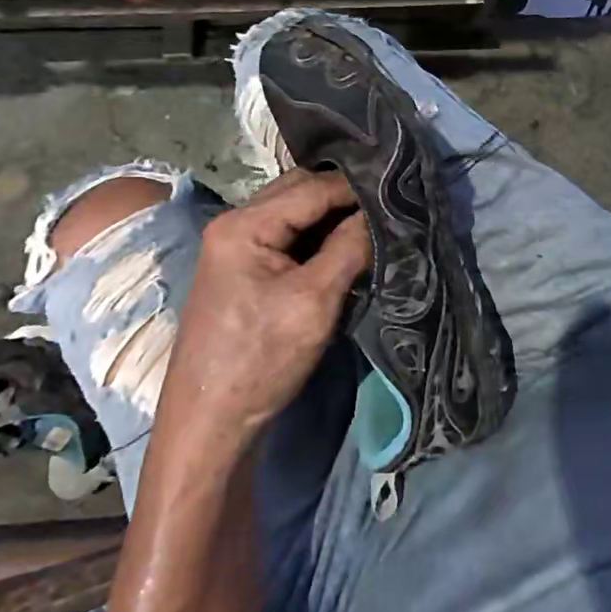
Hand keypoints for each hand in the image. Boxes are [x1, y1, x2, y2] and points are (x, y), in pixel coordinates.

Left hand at [160, 169, 369, 440]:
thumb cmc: (260, 360)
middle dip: (344, 196)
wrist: (210, 424)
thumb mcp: (314, 302)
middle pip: (300, 191)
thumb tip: (383, 211)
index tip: (399, 190)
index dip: (356, 187)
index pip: (312, 187)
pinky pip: (288, 237)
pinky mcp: (245, 269)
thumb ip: (349, 247)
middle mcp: (235, 224)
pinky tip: (346, 243)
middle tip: (390, 203)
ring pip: (295, 214)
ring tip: (375, 220)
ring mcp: (237, 247)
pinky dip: (318, 236)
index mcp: (244, 224)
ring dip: (332, 216)